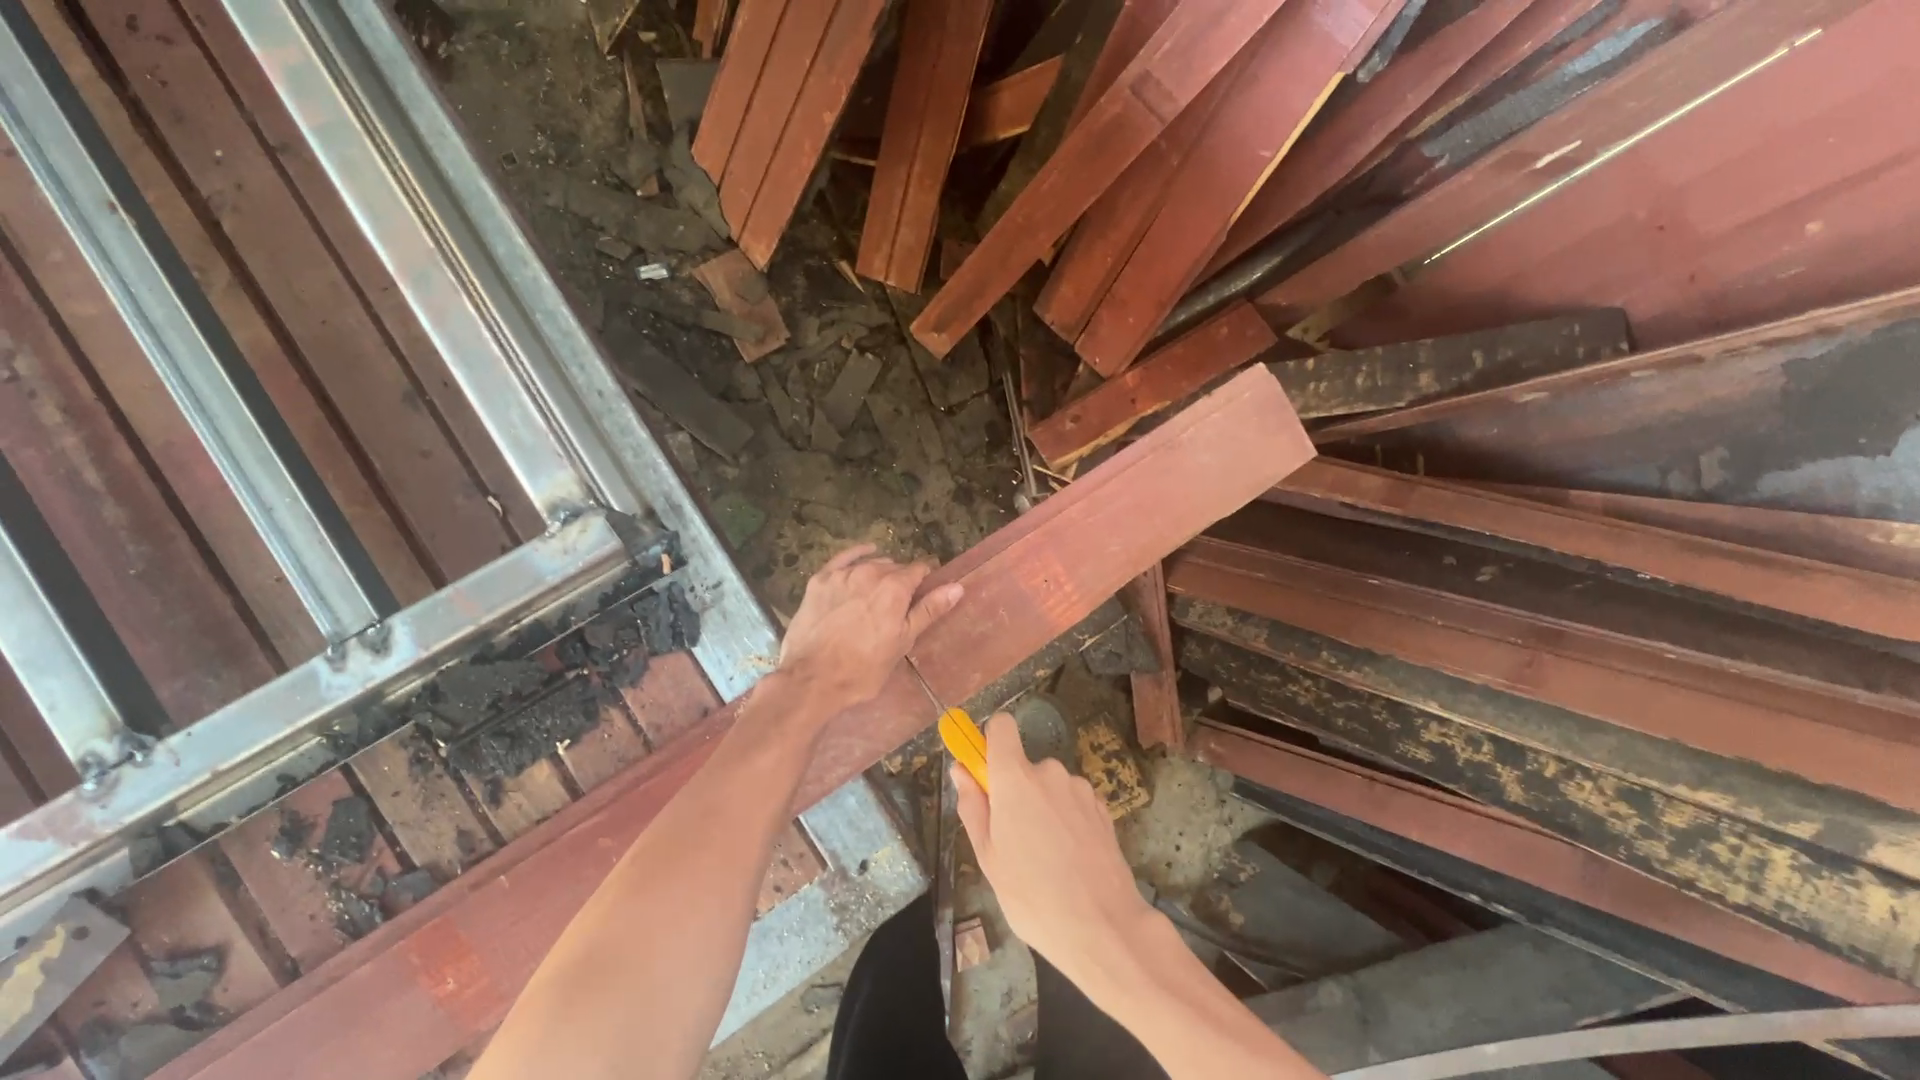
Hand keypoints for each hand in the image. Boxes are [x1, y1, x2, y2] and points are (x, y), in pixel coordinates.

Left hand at [777, 544, 963, 712]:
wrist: (812, 678)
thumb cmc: (864, 667)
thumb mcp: (903, 641)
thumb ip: (929, 610)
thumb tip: (957, 587)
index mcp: (895, 587)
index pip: (919, 570)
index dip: (925, 579)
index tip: (927, 590)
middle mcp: (870, 572)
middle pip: (894, 567)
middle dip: (901, 580)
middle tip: (900, 603)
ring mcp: (842, 574)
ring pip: (870, 563)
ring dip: (880, 572)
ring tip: (879, 592)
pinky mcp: (819, 580)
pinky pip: (843, 558)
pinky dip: (857, 554)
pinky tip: (866, 552)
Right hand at [953, 712, 1155, 992]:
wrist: (1102, 926)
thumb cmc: (1032, 896)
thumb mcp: (988, 857)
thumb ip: (973, 807)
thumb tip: (961, 771)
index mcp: (1016, 779)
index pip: (1001, 727)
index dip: (990, 742)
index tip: (984, 773)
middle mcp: (1050, 773)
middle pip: (1025, 767)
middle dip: (1016, 793)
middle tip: (1013, 841)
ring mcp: (1081, 789)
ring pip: (1050, 788)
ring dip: (1043, 809)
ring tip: (1045, 858)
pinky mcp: (1103, 808)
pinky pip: (1073, 803)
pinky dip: (1067, 821)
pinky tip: (1070, 859)